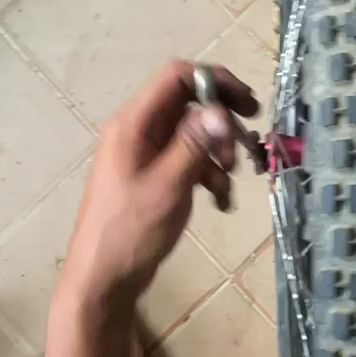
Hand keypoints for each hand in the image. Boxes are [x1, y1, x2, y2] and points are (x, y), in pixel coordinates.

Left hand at [61, 61, 258, 309]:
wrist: (104, 279)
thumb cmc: (130, 230)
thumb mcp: (168, 185)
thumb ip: (194, 144)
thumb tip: (221, 111)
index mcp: (134, 123)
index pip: (177, 77)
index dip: (214, 80)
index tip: (246, 102)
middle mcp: (140, 130)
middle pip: (189, 103)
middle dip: (222, 120)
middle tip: (251, 133)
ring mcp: (147, 153)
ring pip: (194, 134)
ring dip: (219, 151)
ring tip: (230, 179)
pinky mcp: (155, 175)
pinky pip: (190, 160)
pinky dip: (210, 174)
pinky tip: (220, 201)